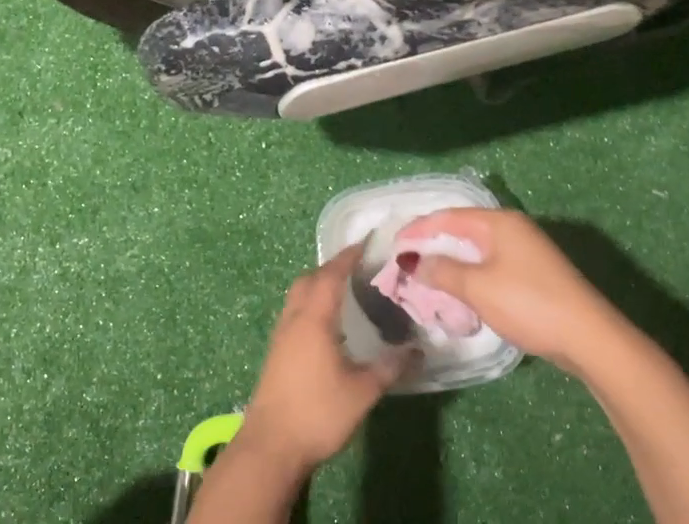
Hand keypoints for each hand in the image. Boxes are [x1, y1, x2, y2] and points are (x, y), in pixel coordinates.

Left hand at [231, 246, 414, 475]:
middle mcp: (294, 320)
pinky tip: (329, 324)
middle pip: (309, 280)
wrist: (270, 446)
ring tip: (346, 290)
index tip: (366, 242)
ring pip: (298, 296)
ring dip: (319, 285)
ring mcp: (281, 336)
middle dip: (332, 267)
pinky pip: (295, 313)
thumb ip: (389, 367)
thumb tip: (418, 350)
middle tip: (359, 266)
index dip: (348, 256)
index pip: (331, 275)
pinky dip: (312, 305)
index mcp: (313, 319)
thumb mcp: (362, 392)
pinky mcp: (277, 353)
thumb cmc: (317, 413)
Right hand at [398, 209, 623, 369]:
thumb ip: (442, 271)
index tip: (393, 246)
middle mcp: (512, 228)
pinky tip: (461, 294)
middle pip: (463, 229)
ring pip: (477, 250)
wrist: (588, 336)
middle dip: (433, 245)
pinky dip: (470, 275)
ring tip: (427, 279)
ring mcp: (526, 251)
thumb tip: (414, 261)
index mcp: (498, 222)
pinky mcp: (534, 274)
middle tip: (406, 263)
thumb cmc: (528, 303)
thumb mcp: (477, 287)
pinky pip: (491, 266)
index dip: (418, 229)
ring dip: (451, 263)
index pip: (448, 216)